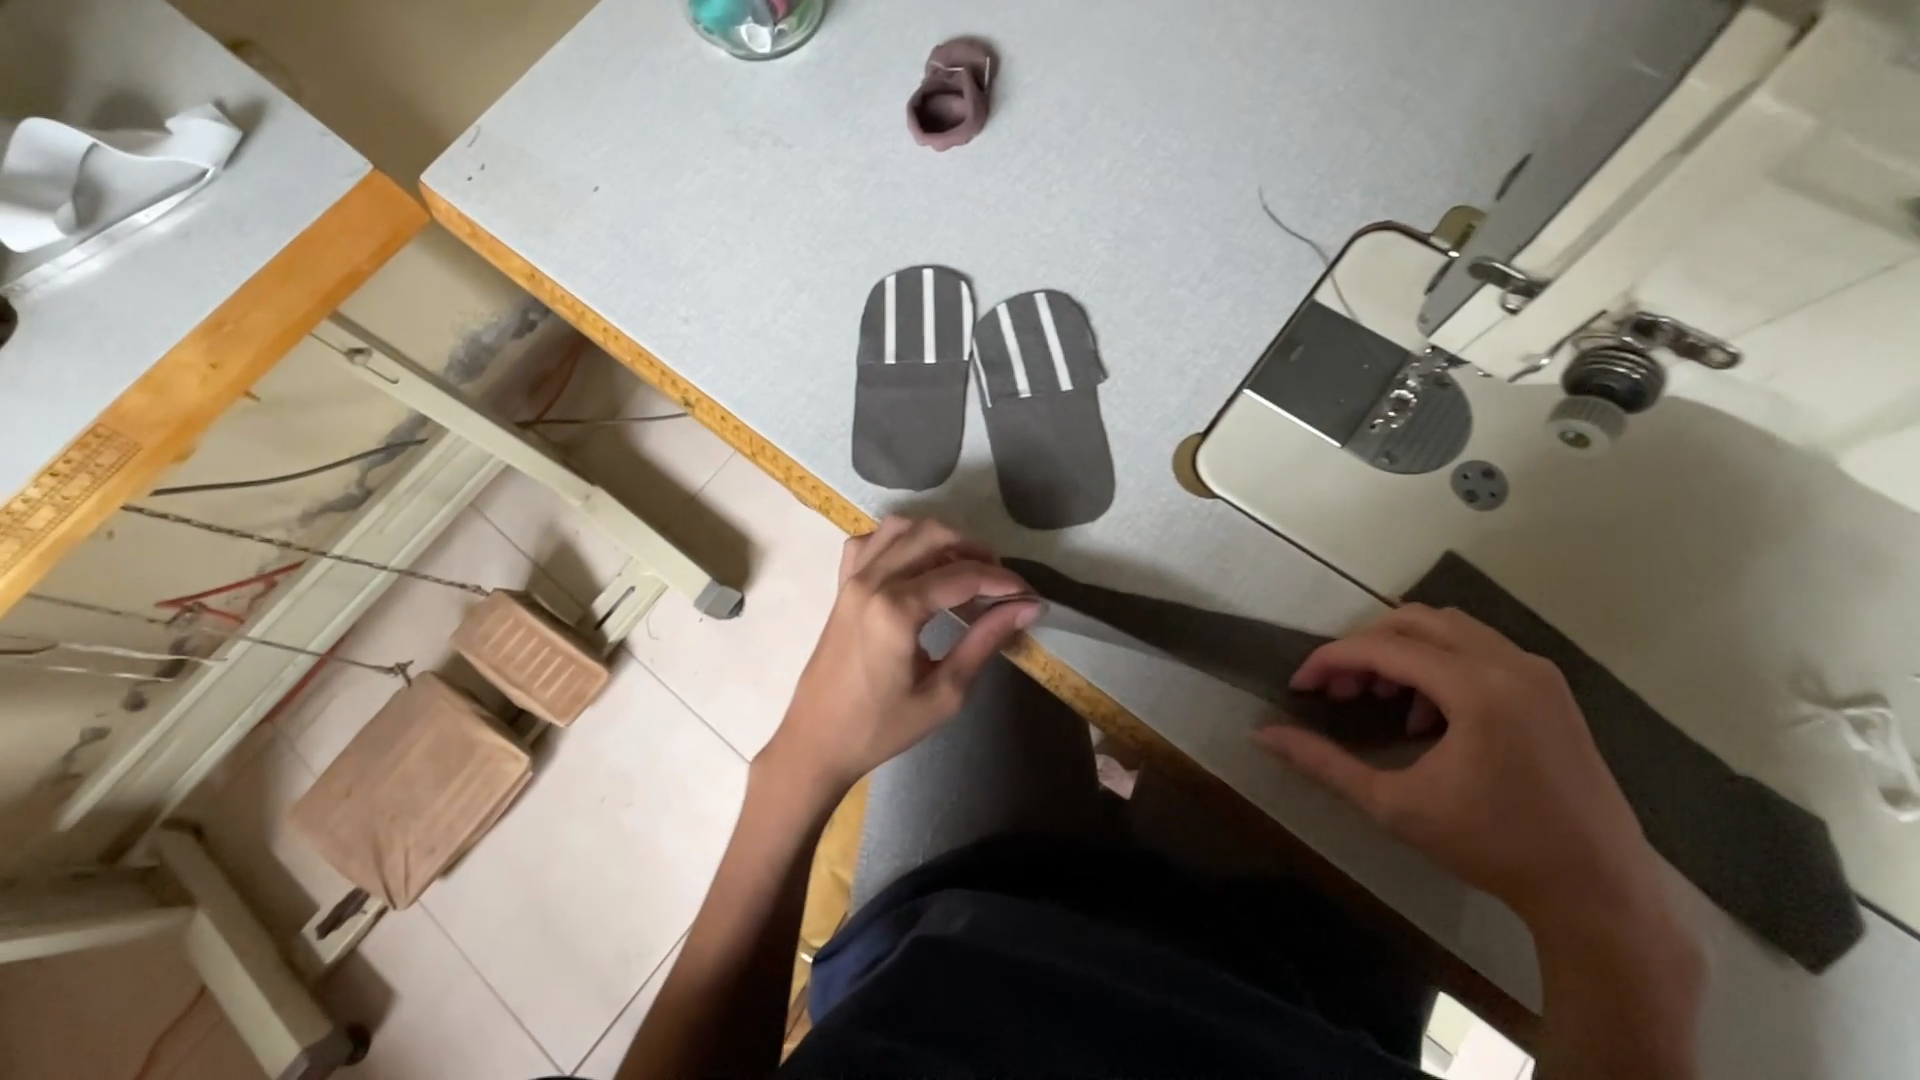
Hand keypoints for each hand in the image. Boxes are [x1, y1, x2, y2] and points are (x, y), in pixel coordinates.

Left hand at [761, 516, 1039, 793]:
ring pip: (901, 528)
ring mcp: (851, 580)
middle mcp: (871, 582)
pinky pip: (870, 542)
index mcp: (896, 610)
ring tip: (963, 569)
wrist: (817, 742)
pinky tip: (917, 568)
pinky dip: (900, 542)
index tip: (1029, 595)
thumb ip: (985, 642)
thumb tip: (1026, 608)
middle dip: (974, 550)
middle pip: (933, 535)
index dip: (1002, 582)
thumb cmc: (881, 728)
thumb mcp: (944, 694)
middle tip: (999, 582)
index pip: (962, 576)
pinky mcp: (841, 587)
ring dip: (938, 538)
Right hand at [1255, 605, 1663, 926]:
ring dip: (1404, 654)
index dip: (1330, 660)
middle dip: (1365, 649)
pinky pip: (1482, 650)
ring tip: (1382, 703)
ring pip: (1451, 629)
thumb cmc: (1490, 846)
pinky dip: (1441, 665)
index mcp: (1476, 687)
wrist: (1596, 886)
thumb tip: (1262, 735)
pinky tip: (1429, 718)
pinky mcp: (1553, 690)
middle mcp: (1510, 663)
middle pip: (1415, 621)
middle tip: (1338, 691)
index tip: (1299, 686)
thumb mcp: (1393, 805)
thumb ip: (1323, 762)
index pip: (1383, 647)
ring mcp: (1538, 673)